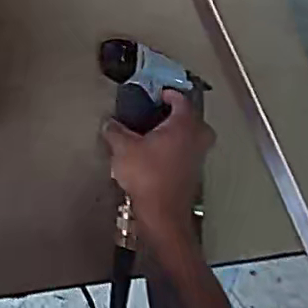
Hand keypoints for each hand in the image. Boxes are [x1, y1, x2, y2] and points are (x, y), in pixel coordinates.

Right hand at [102, 89, 214, 242]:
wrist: (162, 213)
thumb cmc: (146, 175)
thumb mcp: (123, 148)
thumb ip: (115, 132)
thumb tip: (109, 123)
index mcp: (183, 125)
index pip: (181, 101)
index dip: (169, 94)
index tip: (158, 93)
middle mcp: (196, 138)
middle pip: (195, 119)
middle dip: (181, 114)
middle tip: (163, 113)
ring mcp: (198, 158)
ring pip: (194, 137)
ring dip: (181, 133)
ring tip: (158, 134)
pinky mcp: (193, 174)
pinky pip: (189, 153)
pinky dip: (178, 149)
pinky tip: (159, 155)